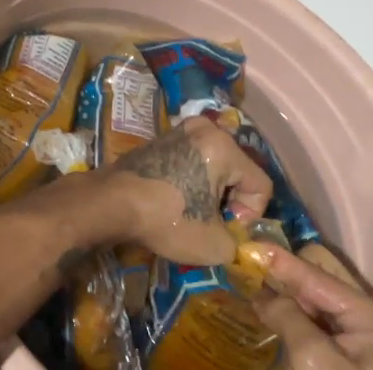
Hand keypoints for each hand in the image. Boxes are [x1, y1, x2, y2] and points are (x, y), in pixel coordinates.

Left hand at [98, 116, 271, 263]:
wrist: (111, 201)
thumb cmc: (167, 218)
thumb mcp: (217, 244)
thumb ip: (240, 241)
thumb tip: (234, 235)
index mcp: (222, 145)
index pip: (261, 185)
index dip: (251, 215)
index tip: (227, 228)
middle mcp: (203, 128)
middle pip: (238, 171)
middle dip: (231, 201)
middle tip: (213, 222)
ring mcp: (179, 130)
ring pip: (216, 166)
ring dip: (212, 191)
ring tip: (194, 213)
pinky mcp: (161, 138)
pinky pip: (193, 160)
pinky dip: (193, 181)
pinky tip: (178, 200)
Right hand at [252, 245, 372, 369]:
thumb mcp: (312, 357)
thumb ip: (285, 313)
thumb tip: (261, 290)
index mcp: (372, 315)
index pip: (313, 275)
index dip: (276, 258)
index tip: (242, 241)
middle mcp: (372, 320)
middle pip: (315, 288)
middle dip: (278, 276)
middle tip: (240, 262)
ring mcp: (365, 341)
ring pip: (314, 306)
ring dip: (282, 296)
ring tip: (247, 280)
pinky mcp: (353, 358)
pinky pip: (317, 326)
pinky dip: (291, 316)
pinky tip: (268, 309)